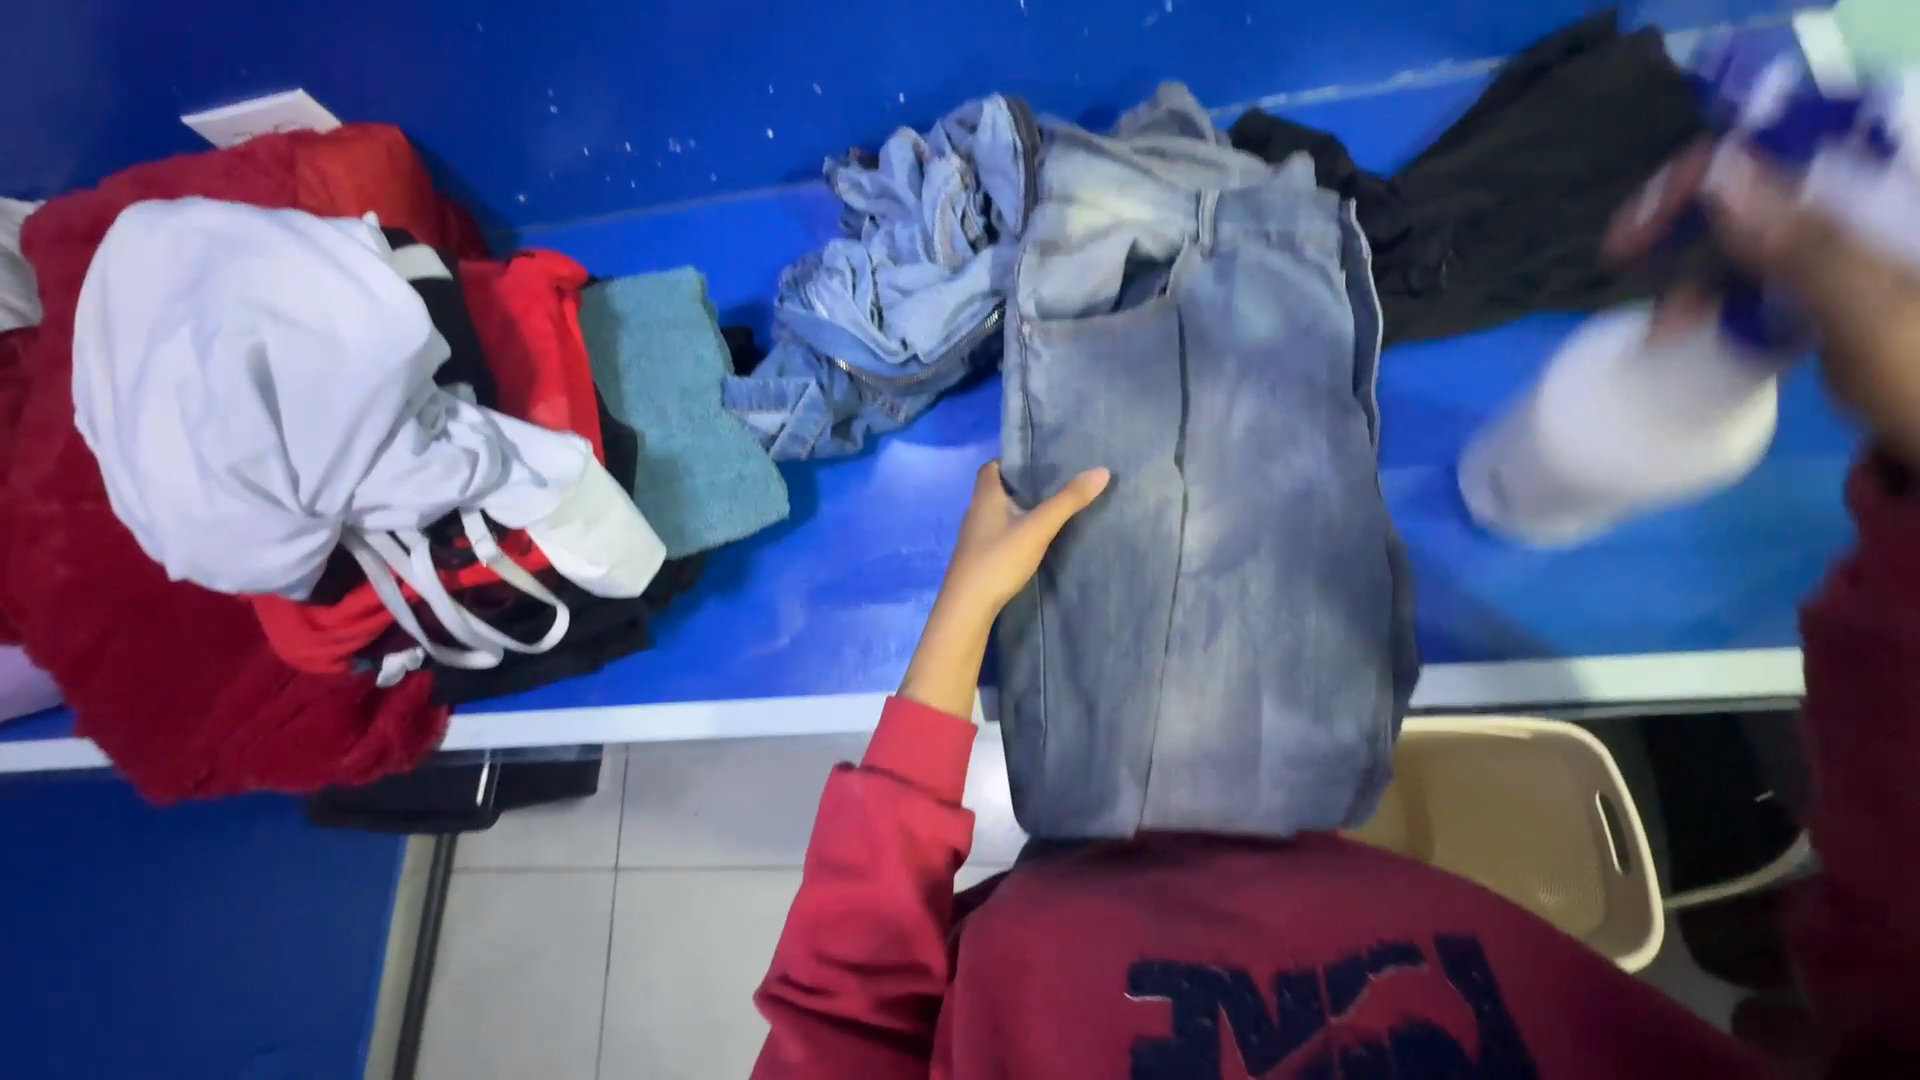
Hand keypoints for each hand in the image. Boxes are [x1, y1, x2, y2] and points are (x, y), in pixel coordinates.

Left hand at [938, 461, 1111, 622]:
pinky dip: (1011, 532)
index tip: (1036, 463)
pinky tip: (1029, 542)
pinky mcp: (976, 559)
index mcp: (985, 497)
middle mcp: (974, 512)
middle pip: (994, 490)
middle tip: (1049, 485)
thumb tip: (1102, 471)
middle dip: (1018, 486)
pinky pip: (995, 536)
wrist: (967, 606)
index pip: (990, 467)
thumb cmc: (999, 559)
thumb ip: (1068, 501)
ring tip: (1044, 511)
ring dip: (1015, 510)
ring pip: (995, 514)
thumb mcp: (1038, 528)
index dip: (1010, 461)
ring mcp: (973, 538)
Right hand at [1608, 142, 1919, 462]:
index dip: (1733, 153)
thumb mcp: (1869, 313)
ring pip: (1751, 224)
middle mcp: (1884, 200)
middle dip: (1691, 211)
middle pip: (1771, 173)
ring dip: (1692, 266)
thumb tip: (1723, 174)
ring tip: (1665, 323)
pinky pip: (1754, 266)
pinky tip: (1684, 324)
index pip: (1818, 132)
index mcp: (1907, 188)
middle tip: (1623, 248)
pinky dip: (1710, 293)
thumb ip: (1807, 243)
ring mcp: (1855, 240)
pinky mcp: (1829, 277)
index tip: (1663, 204)